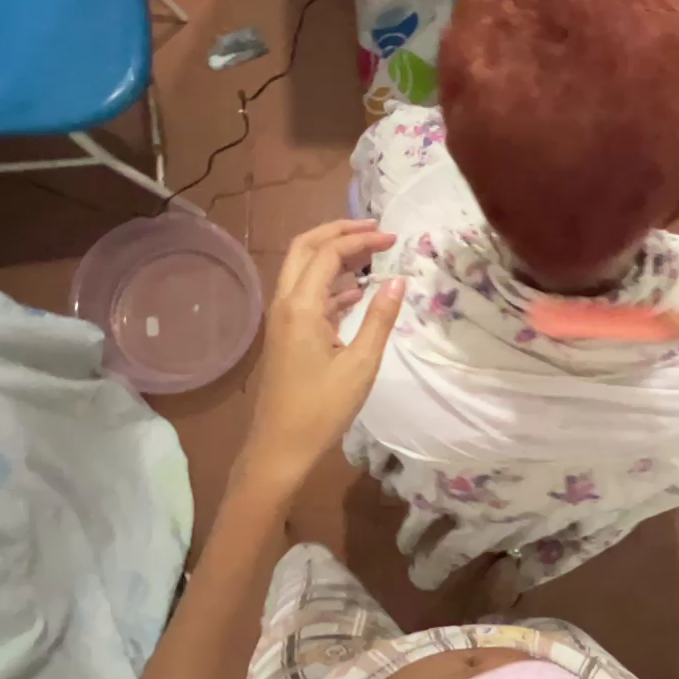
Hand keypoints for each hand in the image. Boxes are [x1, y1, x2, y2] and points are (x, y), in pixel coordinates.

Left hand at [239, 220, 404, 486]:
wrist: (280, 448)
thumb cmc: (322, 409)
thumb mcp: (361, 364)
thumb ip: (380, 318)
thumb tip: (398, 280)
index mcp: (300, 307)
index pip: (328, 253)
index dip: (360, 239)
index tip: (392, 238)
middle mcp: (285, 304)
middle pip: (305, 248)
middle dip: (338, 232)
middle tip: (374, 229)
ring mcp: (283, 319)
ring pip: (303, 270)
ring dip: (334, 255)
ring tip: (371, 254)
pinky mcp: (288, 334)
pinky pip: (307, 294)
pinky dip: (331, 283)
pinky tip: (357, 292)